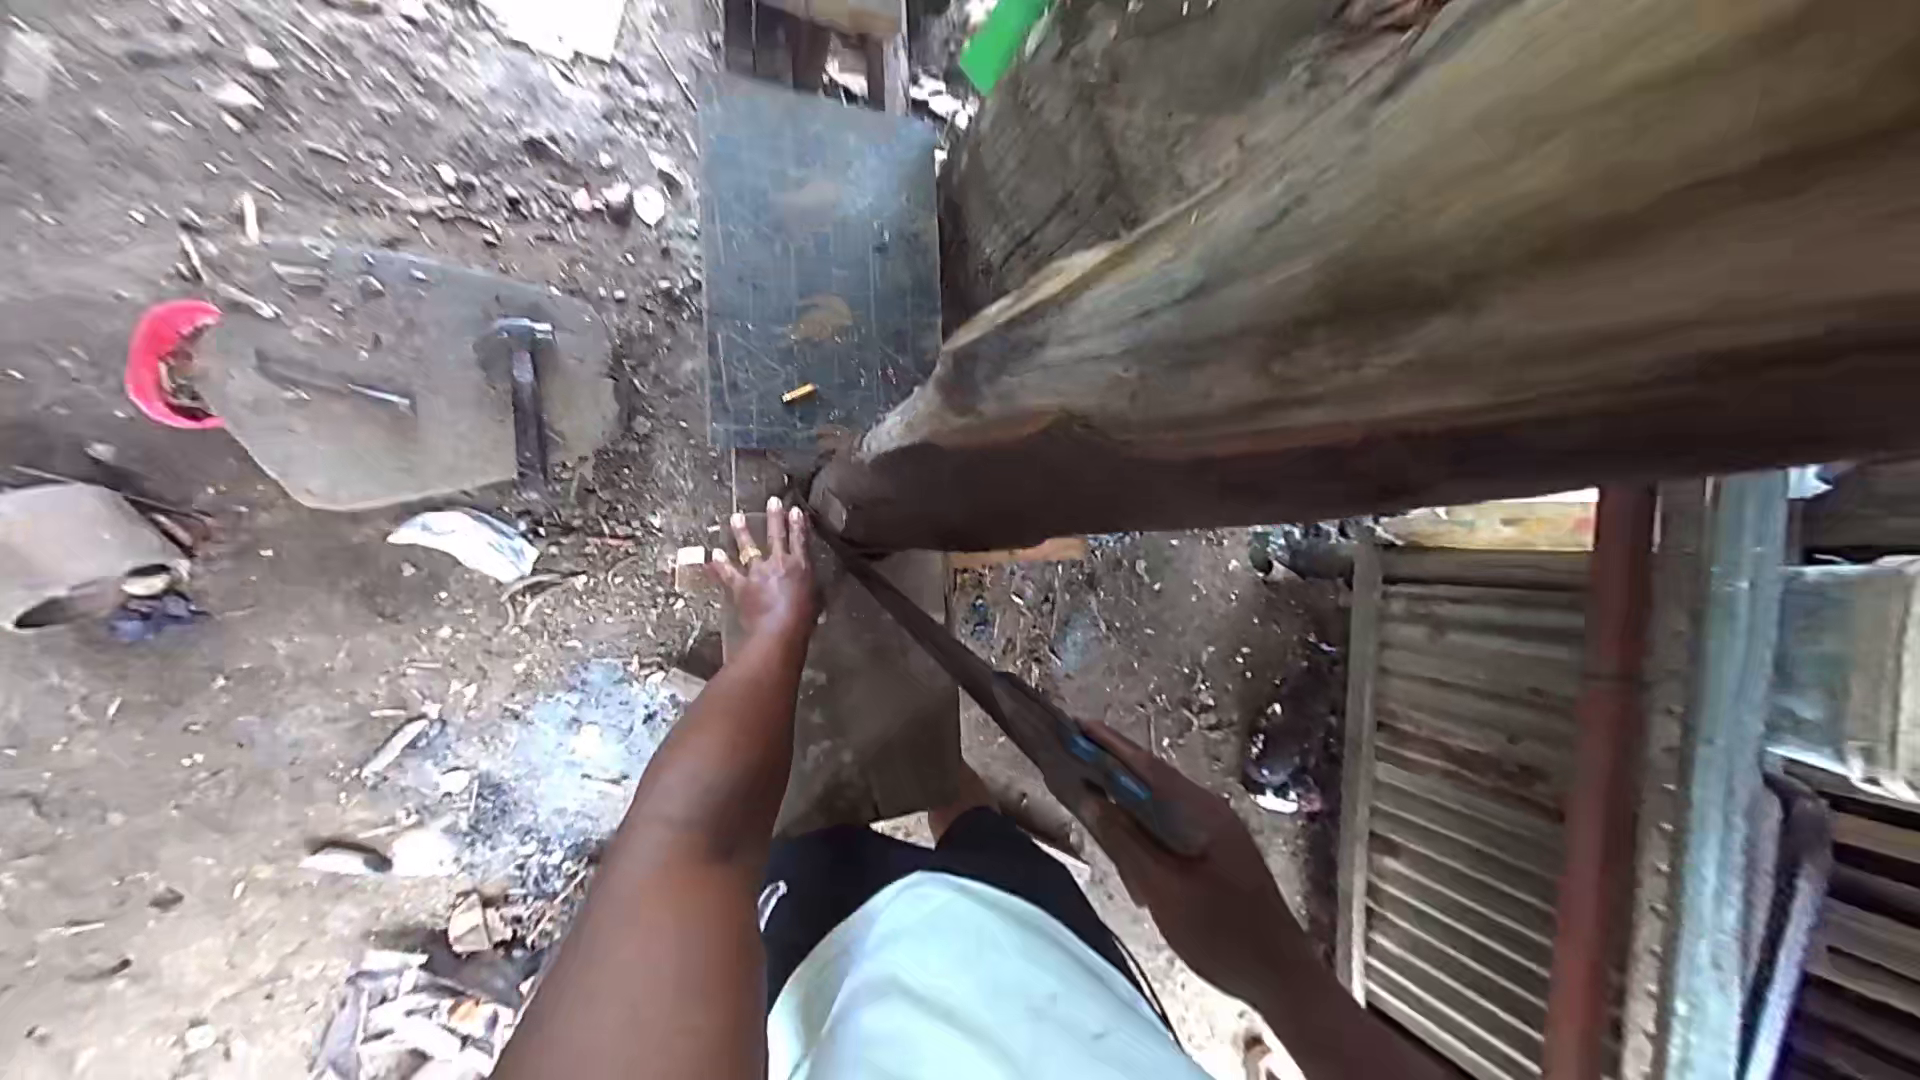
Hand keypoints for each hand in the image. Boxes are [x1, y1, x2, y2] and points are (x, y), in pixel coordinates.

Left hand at [711, 497, 819, 643]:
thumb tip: (815, 591)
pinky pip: (728, 572)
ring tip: (736, 517)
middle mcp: (778, 563)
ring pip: (748, 547)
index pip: (800, 539)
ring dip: (742, 531)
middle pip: (776, 535)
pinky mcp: (740, 586)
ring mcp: (757, 573)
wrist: (778, 633)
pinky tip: (714, 554)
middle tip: (771, 500)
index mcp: (800, 566)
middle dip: (774, 517)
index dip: (798, 524)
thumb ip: (813, 591)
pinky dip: (720, 564)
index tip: (795, 509)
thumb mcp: (816, 602)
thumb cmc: (803, 621)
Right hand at [1072, 720, 1302, 1004]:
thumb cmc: (1223, 935)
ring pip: (1160, 804)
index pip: (1147, 766)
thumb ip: (1126, 841)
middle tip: (1073, 756)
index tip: (1077, 725)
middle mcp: (1209, 810)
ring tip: (1089, 794)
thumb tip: (1090, 800)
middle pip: (1153, 779)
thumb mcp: (1164, 889)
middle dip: (1113, 766)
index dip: (1110, 744)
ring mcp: (1215, 830)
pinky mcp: (1215, 849)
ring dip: (1126, 799)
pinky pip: (1170, 825)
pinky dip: (1142, 825)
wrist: (1283, 981)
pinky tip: (1125, 842)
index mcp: (1201, 811)